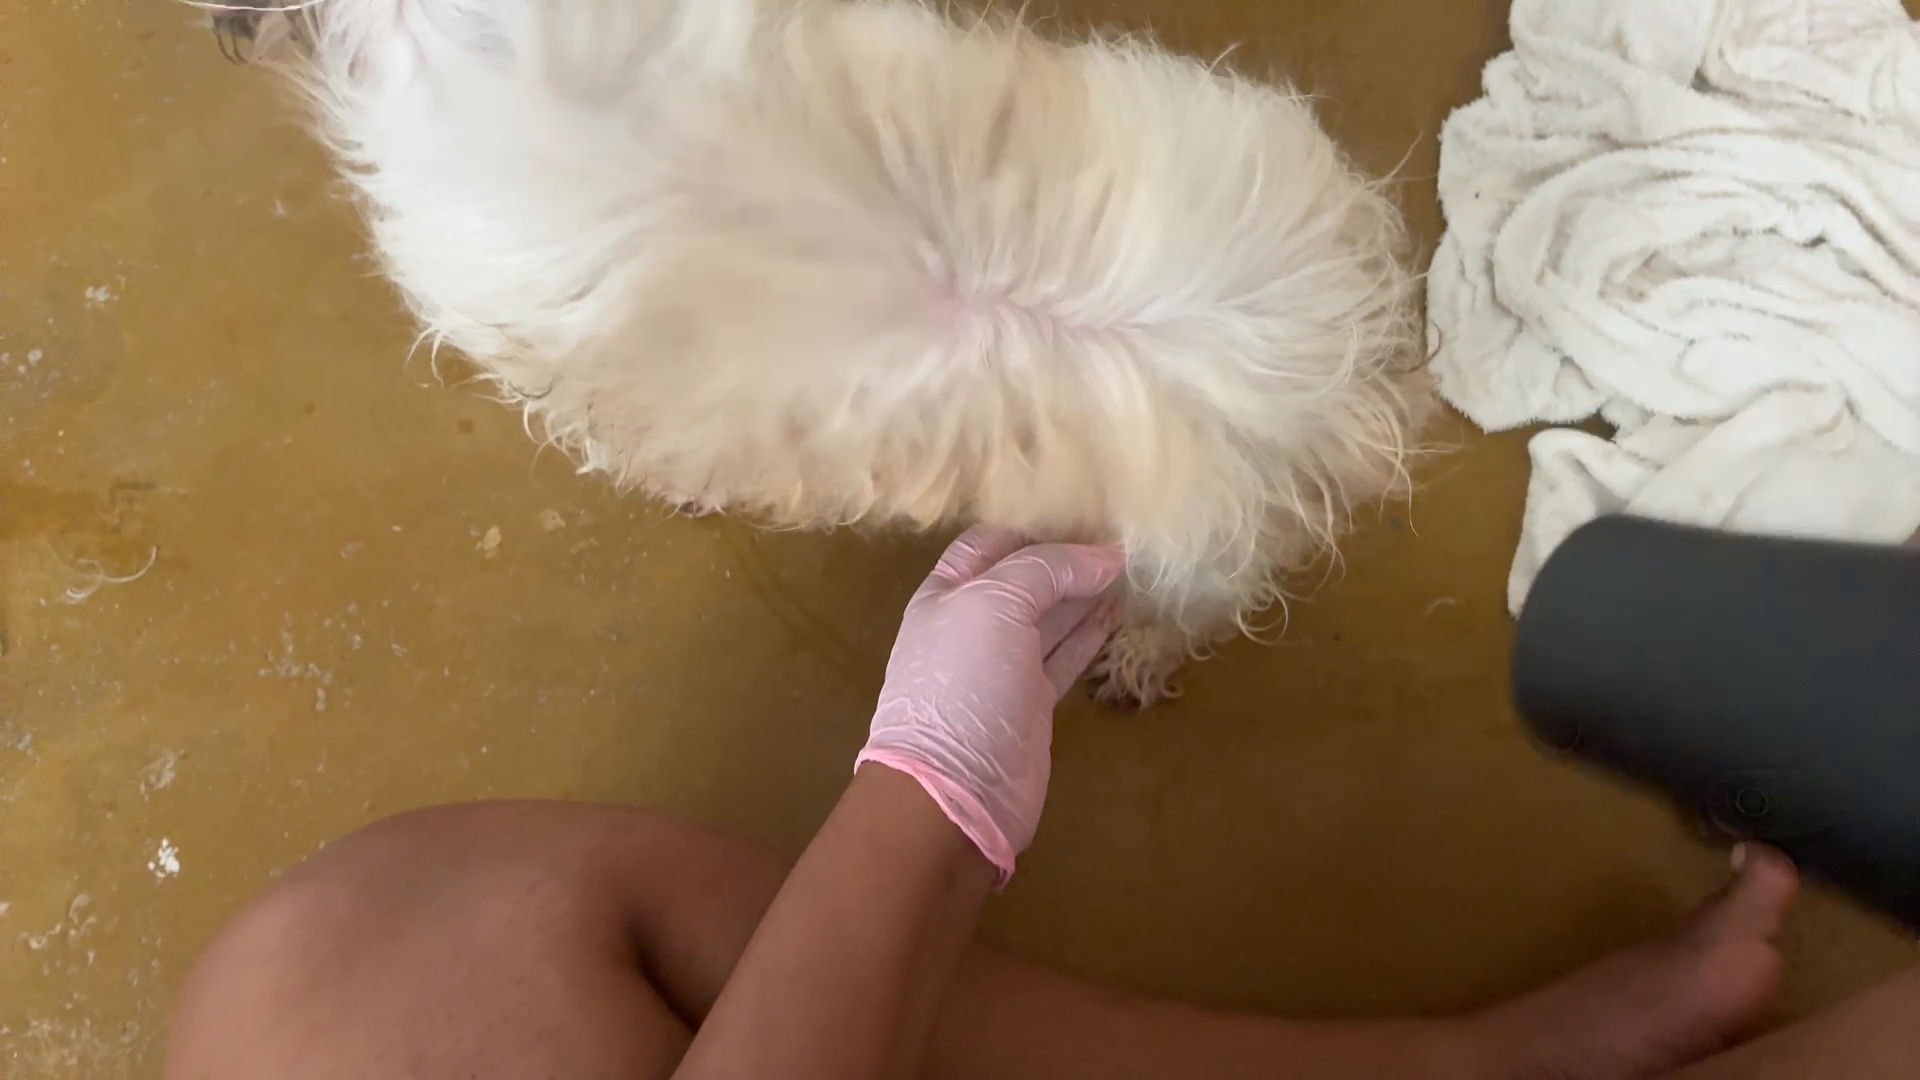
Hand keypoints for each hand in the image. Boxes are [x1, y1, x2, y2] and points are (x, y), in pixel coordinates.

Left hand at [856, 527, 1125, 881]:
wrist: (955, 789)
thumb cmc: (964, 681)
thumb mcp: (995, 604)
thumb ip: (1045, 570)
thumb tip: (1104, 557)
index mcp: (947, 592)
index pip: (990, 542)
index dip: (1033, 525)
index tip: (1084, 512)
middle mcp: (972, 624)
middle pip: (1025, 578)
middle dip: (1067, 558)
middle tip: (1122, 538)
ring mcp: (1002, 665)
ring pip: (1050, 617)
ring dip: (1085, 593)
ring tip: (1130, 568)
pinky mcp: (1031, 701)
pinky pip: (1064, 655)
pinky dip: (1089, 633)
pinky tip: (1116, 611)